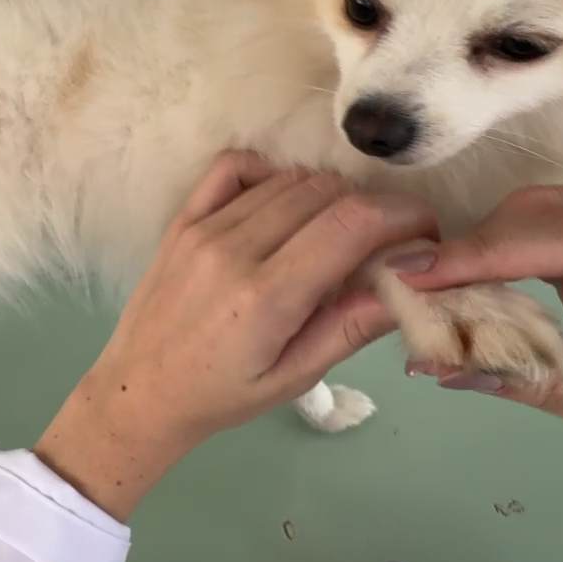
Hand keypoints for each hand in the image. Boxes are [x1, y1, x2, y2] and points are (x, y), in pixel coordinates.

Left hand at [34, 151, 436, 519]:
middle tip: (382, 243)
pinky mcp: (182, 220)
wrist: (140, 388)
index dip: (402, 216)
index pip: (352, 223)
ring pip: (285, 179)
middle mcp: (233, 248)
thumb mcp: (293, 376)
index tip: (423, 233)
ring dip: (326, 196)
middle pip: (324, 193)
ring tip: (335, 233)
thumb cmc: (221, 394)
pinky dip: (269, 170)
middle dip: (371, 208)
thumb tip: (409, 281)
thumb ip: (350, 327)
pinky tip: (283, 200)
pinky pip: (230, 167)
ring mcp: (202, 227)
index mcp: (266, 294)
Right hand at [398, 185, 562, 521]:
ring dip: (478, 244)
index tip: (418, 272)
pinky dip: (492, 247)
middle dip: (477, 247)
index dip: (496, 251)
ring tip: (428, 283)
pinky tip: (459, 275)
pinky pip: (537, 221)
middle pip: (557, 212)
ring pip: (538, 208)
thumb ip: (552, 387)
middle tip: (408, 283)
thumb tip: (444, 366)